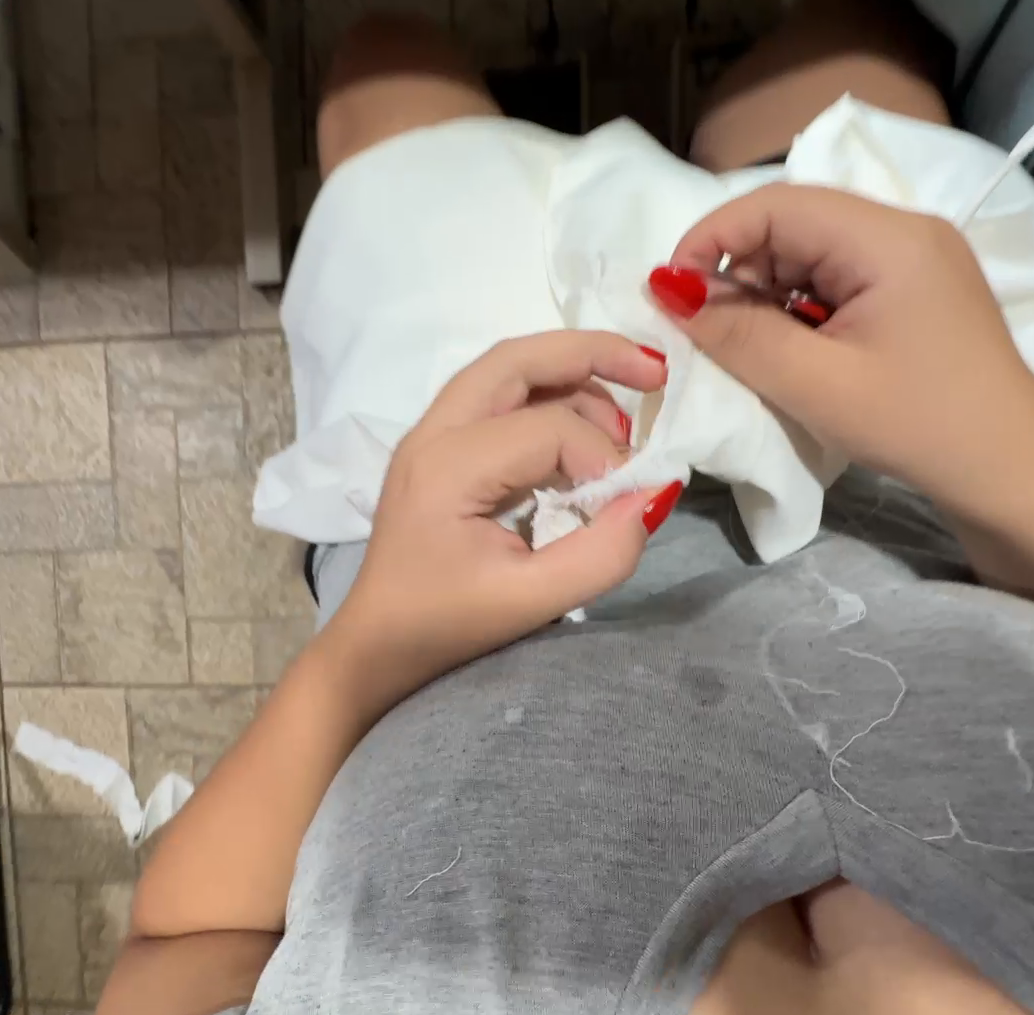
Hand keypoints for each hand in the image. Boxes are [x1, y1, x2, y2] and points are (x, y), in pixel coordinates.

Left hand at [320, 331, 679, 712]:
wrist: (377, 642)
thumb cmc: (445, 625)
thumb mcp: (530, 602)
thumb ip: (601, 553)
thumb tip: (653, 495)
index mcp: (447, 468)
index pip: (547, 429)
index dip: (603, 458)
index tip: (629, 501)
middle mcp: (432, 433)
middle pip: (517, 358)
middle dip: (593, 352)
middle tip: (656, 371)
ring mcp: (429, 435)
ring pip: (506, 371)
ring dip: (570, 379)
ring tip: (621, 429)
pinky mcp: (437, 447)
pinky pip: (497, 398)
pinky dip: (547, 401)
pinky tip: (580, 438)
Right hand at [650, 184, 1033, 516]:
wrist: (1006, 468)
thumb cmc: (914, 424)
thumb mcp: (813, 383)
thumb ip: (738, 332)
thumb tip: (668, 292)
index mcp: (887, 238)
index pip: (777, 204)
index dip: (710, 237)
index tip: (667, 290)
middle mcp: (901, 231)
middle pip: (790, 225)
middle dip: (736, 273)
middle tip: (710, 334)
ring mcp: (908, 259)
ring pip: (804, 255)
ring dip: (762, 296)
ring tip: (753, 351)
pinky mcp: (907, 290)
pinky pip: (828, 280)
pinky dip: (792, 310)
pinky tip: (790, 351)